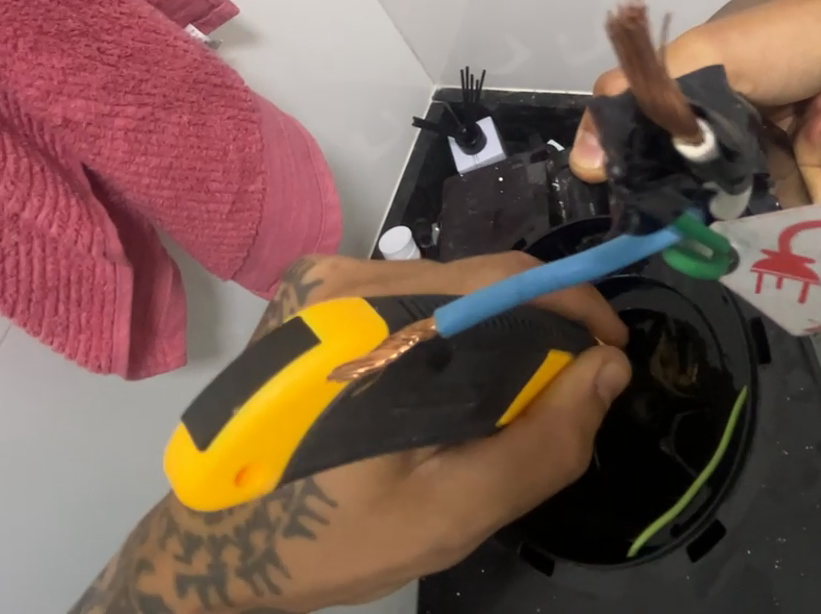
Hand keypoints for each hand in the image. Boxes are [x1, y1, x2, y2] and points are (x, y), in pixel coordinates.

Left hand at [73, 252, 630, 613]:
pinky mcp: (317, 285)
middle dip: (541, 324)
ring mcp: (326, 274)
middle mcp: (348, 275)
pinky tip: (451, 381)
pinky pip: (417, 291)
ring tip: (509, 392)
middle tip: (565, 388)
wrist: (209, 546)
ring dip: (497, 327)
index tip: (610, 352)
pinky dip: (455, 327)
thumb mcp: (449, 515)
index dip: (575, 304)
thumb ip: (541, 443)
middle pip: (482, 278)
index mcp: (376, 324)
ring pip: (453, 282)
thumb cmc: (327, 538)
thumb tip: (608, 368)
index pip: (505, 280)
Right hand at [570, 0, 820, 202]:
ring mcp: (765, 105)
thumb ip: (648, 97)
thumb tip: (585, 162)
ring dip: (791, 163)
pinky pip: (798, 156)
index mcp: (688, 75)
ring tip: (816, 146)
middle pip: (708, 156)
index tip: (652, 197)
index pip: (644, 121)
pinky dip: (817, 149)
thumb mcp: (705, 58)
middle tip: (749, 187)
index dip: (643, 158)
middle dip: (735, 175)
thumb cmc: (780, 37)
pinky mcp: (804, 116)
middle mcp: (720, 91)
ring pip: (759, 164)